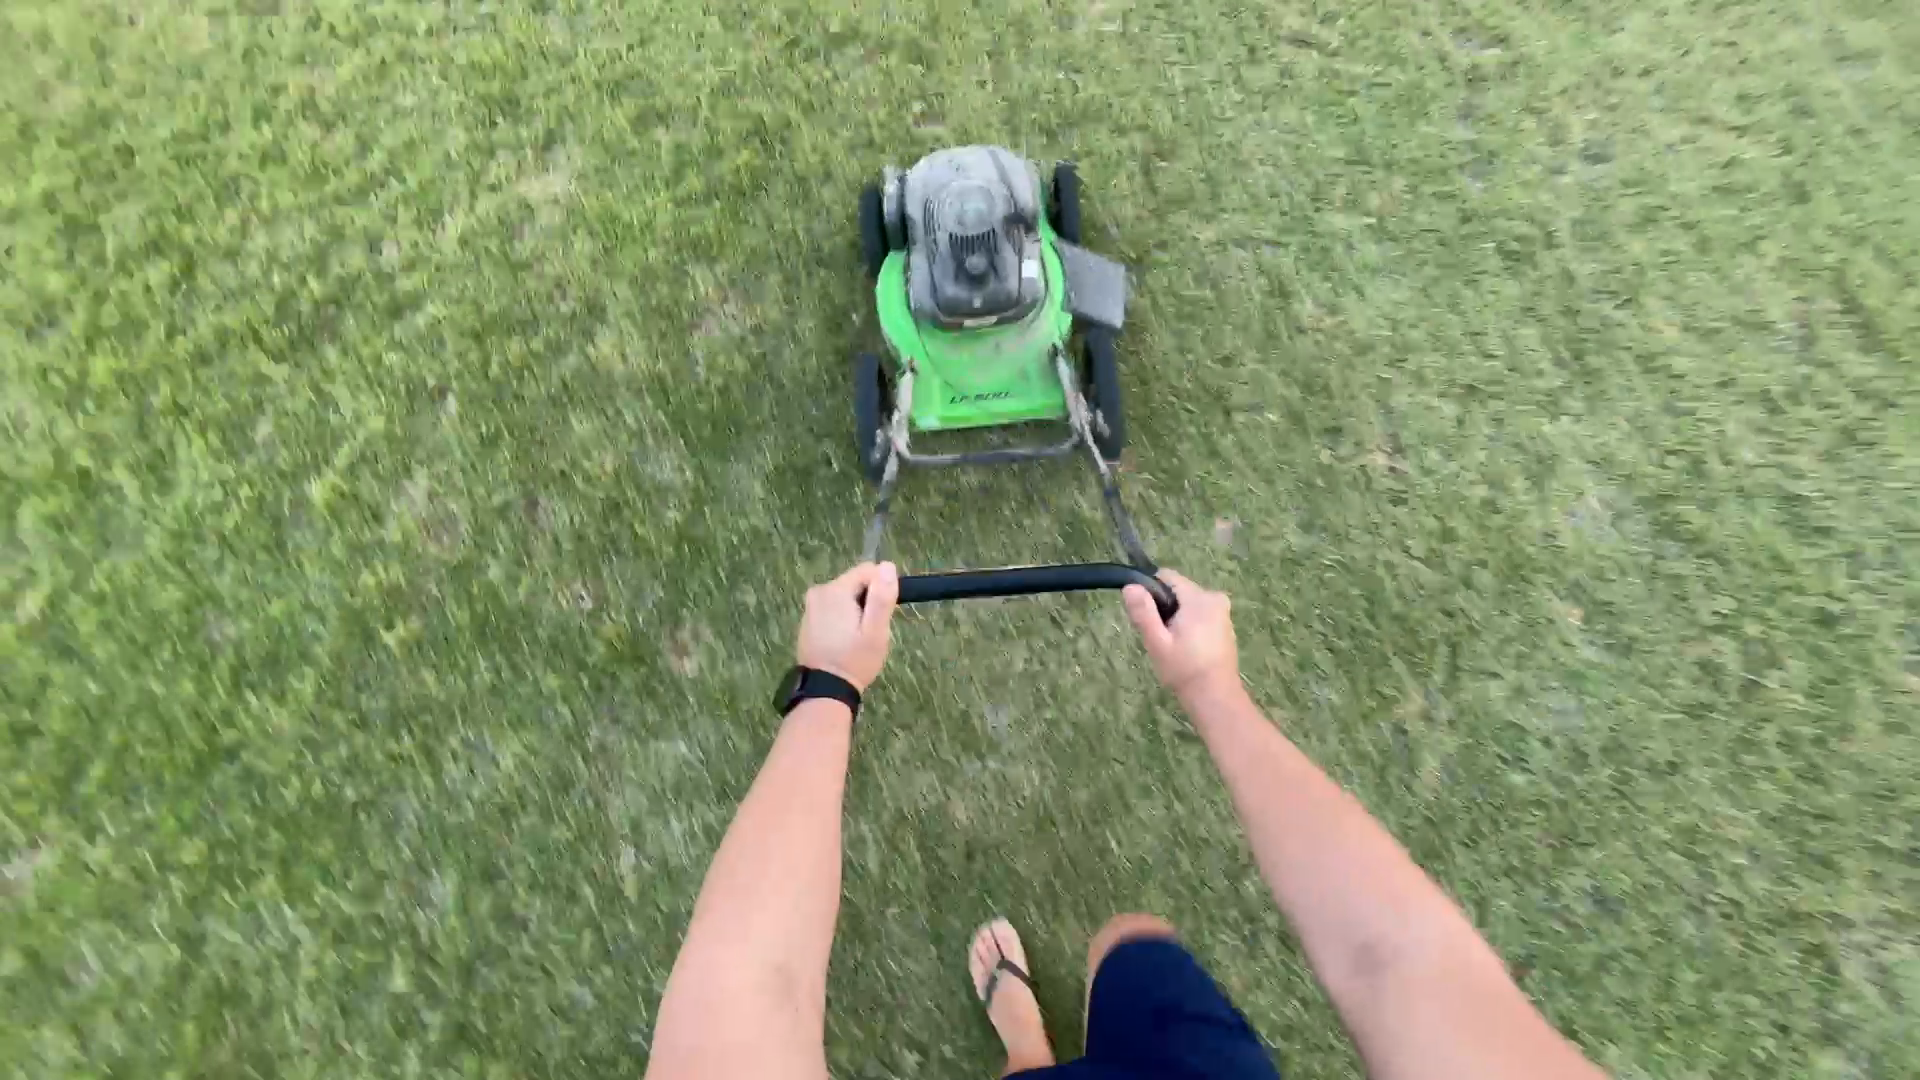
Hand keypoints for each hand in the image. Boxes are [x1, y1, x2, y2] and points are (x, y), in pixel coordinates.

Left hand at [796, 562, 898, 691]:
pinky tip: (845, 640)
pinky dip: (843, 618)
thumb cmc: (854, 660)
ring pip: (845, 595)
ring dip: (856, 610)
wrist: (825, 690)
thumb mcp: (876, 631)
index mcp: (835, 590)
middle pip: (856, 582)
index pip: (868, 570)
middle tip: (871, 630)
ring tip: (858, 637)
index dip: (881, 589)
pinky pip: (833, 608)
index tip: (882, 615)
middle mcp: (818, 591)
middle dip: (868, 601)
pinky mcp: (808, 619)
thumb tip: (888, 566)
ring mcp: (810, 606)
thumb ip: (882, 598)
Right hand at [1122, 569, 1240, 701]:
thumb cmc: (1184, 669)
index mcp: (1199, 598)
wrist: (1215, 697)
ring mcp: (1223, 612)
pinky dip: (1189, 625)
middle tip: (1158, 636)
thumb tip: (1130, 585)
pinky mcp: (1225, 625)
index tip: (1147, 617)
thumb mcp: (1157, 642)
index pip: (1166, 576)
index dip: (1150, 592)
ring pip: (1187, 603)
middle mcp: (1215, 598)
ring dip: (1176, 618)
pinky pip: (1199, 614)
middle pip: (1177, 590)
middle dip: (1163, 608)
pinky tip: (1185, 648)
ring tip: (1171, 645)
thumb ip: (1143, 612)